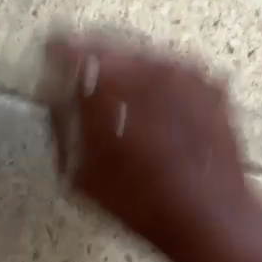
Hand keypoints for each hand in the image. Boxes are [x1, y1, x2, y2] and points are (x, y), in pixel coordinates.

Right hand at [39, 33, 249, 249]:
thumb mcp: (79, 168)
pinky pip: (173, 74)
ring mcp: (184, 71)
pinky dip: (159, 86)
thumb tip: (54, 95)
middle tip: (82, 86)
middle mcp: (145, 62)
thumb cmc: (138, 200)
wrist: (208, 216)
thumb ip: (62, 121)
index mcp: (104, 79)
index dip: (55, 55)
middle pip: (107, 45)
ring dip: (127, 73)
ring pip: (142, 57)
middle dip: (92, 62)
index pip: (67, 46)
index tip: (50, 64)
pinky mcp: (211, 85)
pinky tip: (155, 115)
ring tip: (122, 105)